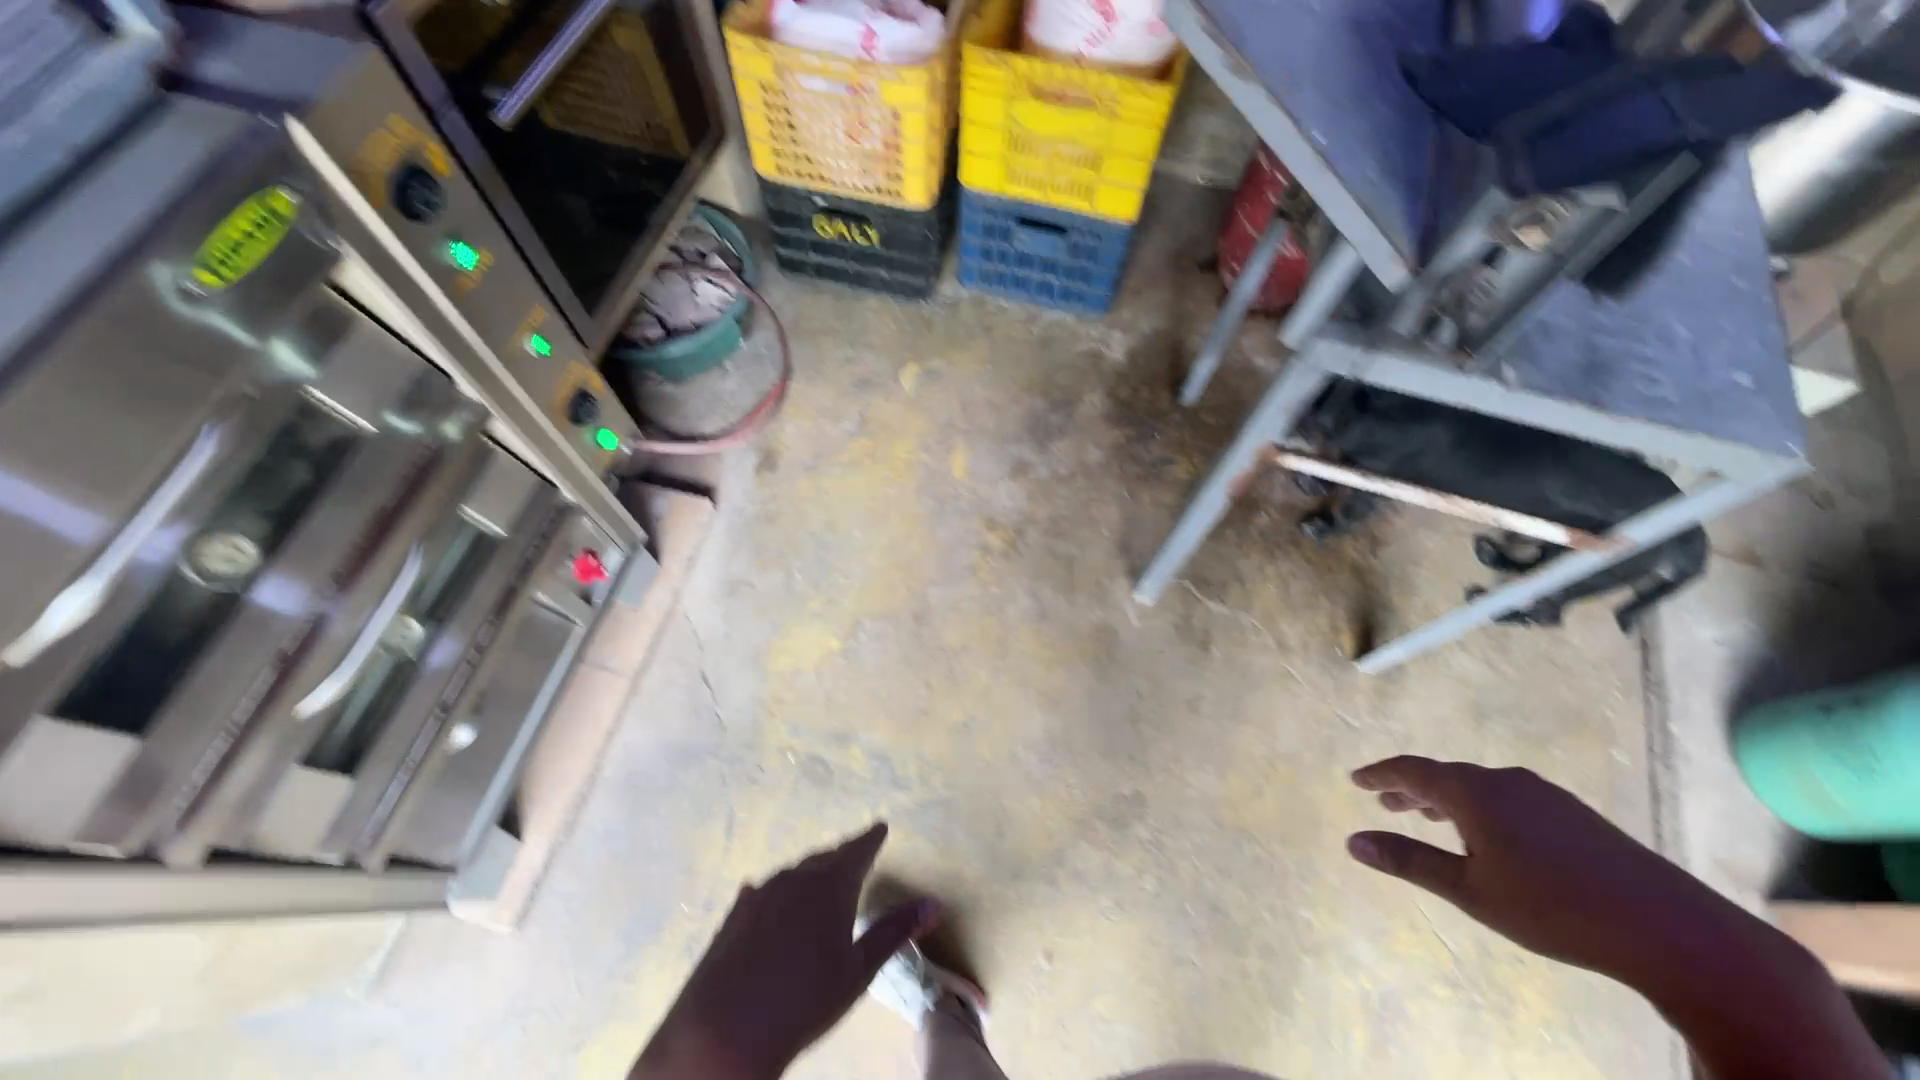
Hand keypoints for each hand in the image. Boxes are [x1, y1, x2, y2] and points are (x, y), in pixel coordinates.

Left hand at [634, 823, 934, 1079]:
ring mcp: (760, 895)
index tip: (881, 828)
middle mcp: (795, 880)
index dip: (871, 840)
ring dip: (811, 873)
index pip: (857, 851)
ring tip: (821, 881)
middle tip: (857, 855)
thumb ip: (894, 932)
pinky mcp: (734, 915)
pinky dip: (779, 892)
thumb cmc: (805, 1000)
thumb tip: (933, 904)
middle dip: (843, 856)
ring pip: (793, 874)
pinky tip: (771, 898)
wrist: (725, 1030)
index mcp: (831, 887)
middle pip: (825, 859)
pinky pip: (764, 892)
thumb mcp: (859, 970)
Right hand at [1346, 756, 1887, 1079]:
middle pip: (1446, 776)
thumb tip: (1353, 842)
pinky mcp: (1574, 814)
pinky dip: (1480, 808)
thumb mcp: (1469, 892)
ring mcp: (1546, 796)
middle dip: (1412, 788)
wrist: (1668, 928)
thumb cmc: (1553, 911)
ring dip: (1447, 799)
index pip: (1412, 771)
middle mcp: (1507, 782)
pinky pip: (1508, 798)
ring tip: (1430, 818)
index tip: (1355, 780)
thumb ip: (1410, 861)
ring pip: (1480, 787)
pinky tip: (1488, 837)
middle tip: (1385, 802)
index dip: (1380, 774)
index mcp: (1475, 794)